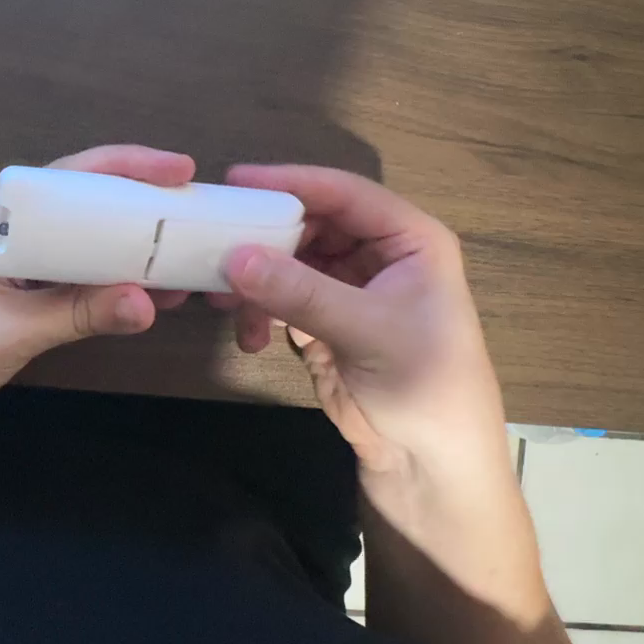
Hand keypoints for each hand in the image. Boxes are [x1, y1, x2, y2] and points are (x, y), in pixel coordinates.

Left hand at [0, 145, 195, 418]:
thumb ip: (79, 313)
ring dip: (127, 248)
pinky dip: (107, 278)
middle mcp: (7, 224)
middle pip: (82, 200)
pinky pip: (73, 268)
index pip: (69, 175)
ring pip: (82, 236)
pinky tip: (143, 292)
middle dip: (138, 207)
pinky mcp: (22, 283)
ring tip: (178, 264)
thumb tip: (149, 303)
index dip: (126, 167)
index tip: (180, 171)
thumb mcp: (13, 330)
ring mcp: (15, 254)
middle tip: (192, 216)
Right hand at [216, 165, 512, 489]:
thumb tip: (234, 257)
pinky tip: (250, 337)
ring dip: (256, 280)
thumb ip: (300, 291)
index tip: (234, 180)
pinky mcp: (324, 322)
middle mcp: (376, 255)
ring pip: (289, 263)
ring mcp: (347, 289)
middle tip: (215, 244)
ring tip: (222, 299)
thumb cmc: (424, 385)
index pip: (344, 194)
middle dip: (265, 238)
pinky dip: (260, 312)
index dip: (291, 182)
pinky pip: (280, 300)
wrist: (428, 463)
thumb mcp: (367, 331)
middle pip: (309, 224)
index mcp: (408, 239)